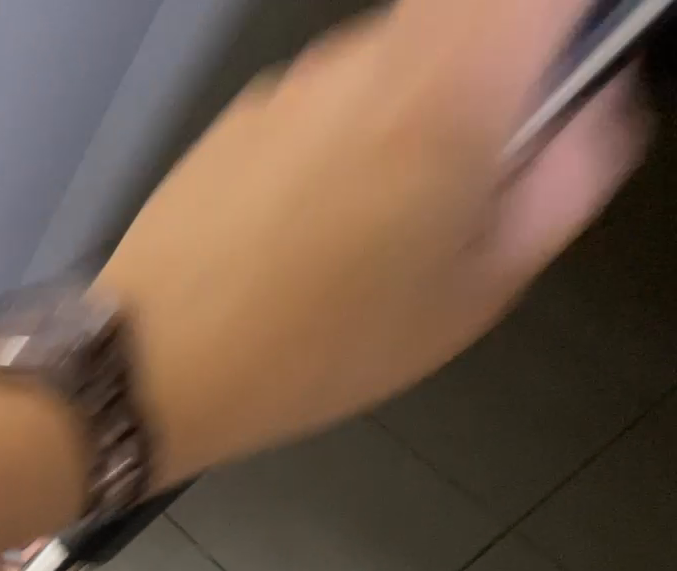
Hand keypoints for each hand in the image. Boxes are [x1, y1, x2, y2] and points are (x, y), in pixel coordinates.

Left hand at [103, 0, 648, 485]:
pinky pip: (295, 122)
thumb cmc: (311, 348)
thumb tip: (590, 104)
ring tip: (350, 234)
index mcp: (446, 84)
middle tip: (451, 186)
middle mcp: (348, 67)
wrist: (145, 372)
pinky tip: (283, 238)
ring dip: (386, 127)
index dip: (559, 27)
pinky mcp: (211, 138)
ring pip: (369, 77)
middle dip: (475, 85)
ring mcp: (269, 100)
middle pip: (456, 24)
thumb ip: (569, 169)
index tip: (554, 78)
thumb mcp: (479, 284)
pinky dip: (313, 156)